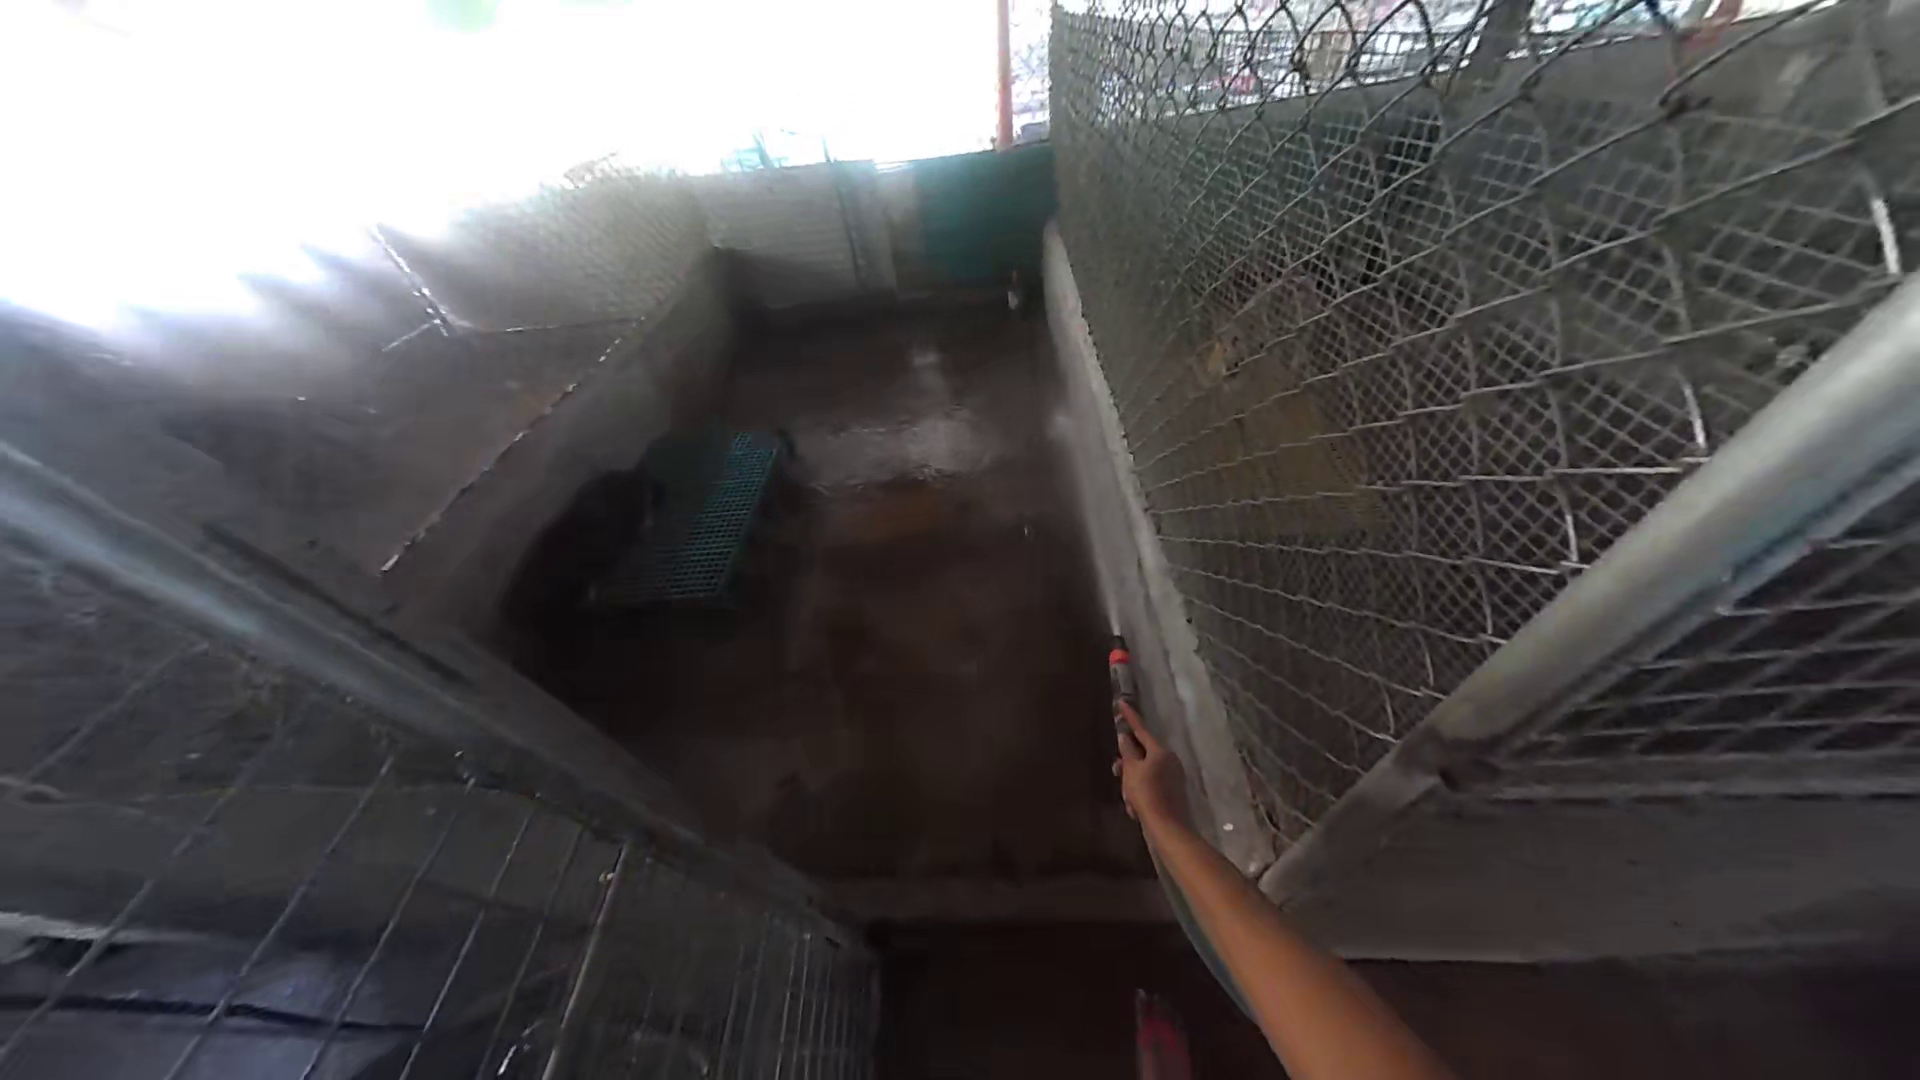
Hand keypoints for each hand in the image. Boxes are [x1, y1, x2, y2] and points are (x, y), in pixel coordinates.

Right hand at [1112, 699, 1191, 831]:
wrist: (1168, 828)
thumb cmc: (1147, 795)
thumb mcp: (1132, 770)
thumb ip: (1127, 751)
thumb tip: (1125, 737)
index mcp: (1161, 752)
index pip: (1141, 729)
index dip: (1130, 716)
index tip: (1121, 702)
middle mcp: (1169, 761)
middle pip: (1141, 755)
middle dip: (1127, 765)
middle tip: (1117, 772)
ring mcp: (1172, 777)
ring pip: (1144, 773)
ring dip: (1132, 783)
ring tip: (1129, 801)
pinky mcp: (1172, 793)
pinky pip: (1150, 786)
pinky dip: (1140, 794)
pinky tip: (1135, 808)